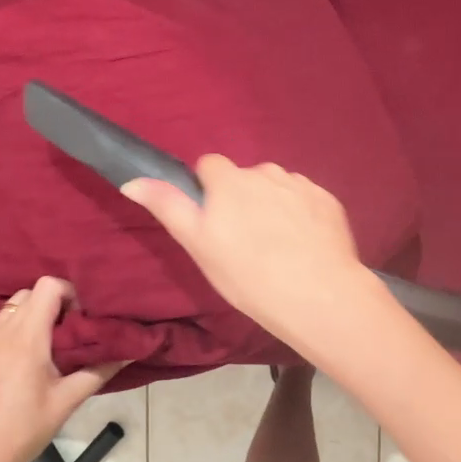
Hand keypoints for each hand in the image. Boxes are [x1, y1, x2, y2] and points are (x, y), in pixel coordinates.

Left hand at [0, 276, 124, 461]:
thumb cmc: (25, 427)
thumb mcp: (68, 401)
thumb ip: (98, 372)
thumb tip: (128, 353)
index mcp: (28, 337)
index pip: (48, 287)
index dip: (70, 293)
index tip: (84, 318)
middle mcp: (6, 332)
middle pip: (31, 292)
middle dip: (56, 301)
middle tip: (74, 328)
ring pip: (14, 306)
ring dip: (37, 312)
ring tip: (55, 340)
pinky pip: (3, 324)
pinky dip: (21, 325)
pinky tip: (35, 356)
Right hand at [120, 155, 381, 345]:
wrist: (318, 294)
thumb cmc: (248, 275)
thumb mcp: (198, 245)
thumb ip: (168, 207)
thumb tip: (132, 181)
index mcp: (230, 180)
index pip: (210, 166)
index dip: (209, 191)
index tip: (214, 221)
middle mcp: (266, 172)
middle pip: (246, 177)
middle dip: (243, 199)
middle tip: (246, 241)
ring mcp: (301, 185)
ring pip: (278, 187)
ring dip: (273, 205)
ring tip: (278, 247)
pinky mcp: (328, 200)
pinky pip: (306, 199)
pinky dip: (302, 215)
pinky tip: (304, 246)